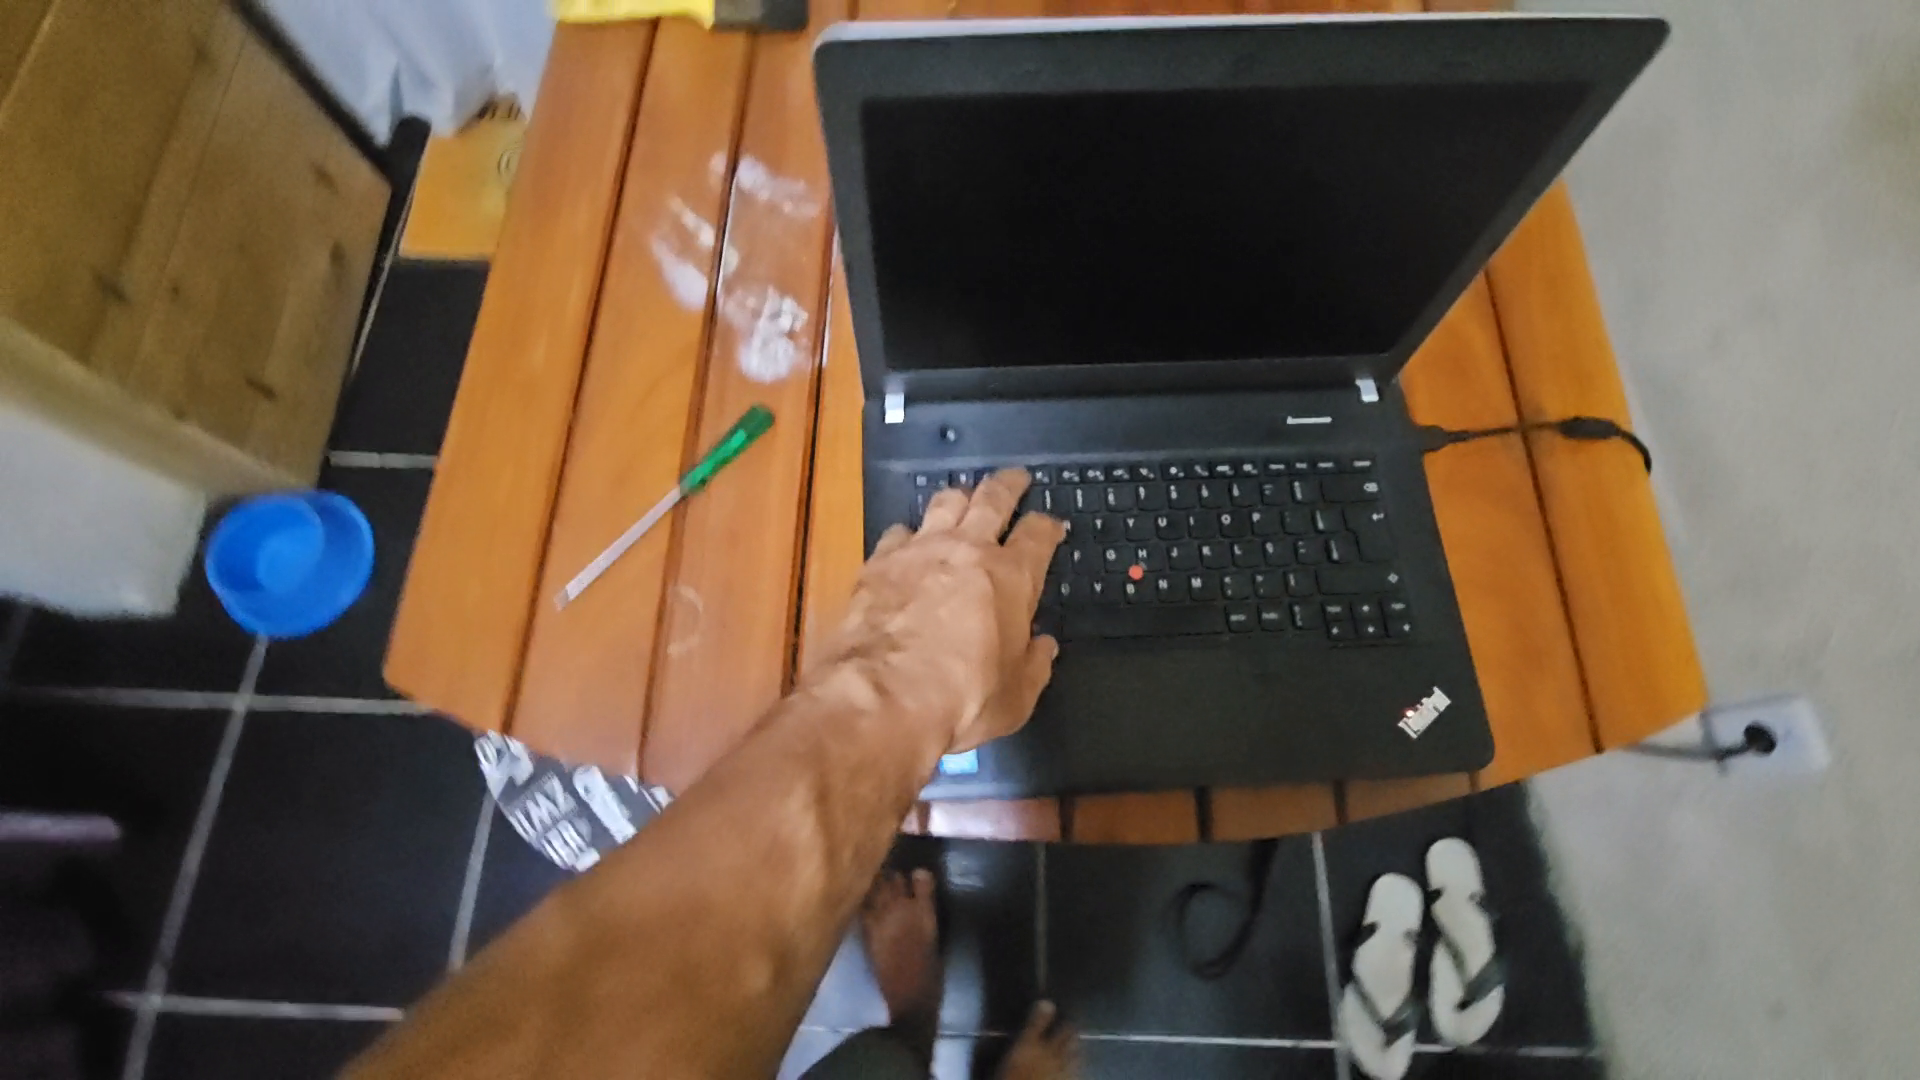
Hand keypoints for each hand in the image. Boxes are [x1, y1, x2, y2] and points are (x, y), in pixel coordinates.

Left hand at [823, 468, 1065, 753]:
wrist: (882, 695)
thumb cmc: (963, 698)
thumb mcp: (1016, 696)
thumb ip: (1033, 666)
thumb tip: (1043, 647)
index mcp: (1012, 577)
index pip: (1038, 535)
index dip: (1048, 526)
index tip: (1052, 525)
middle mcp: (968, 550)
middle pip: (993, 499)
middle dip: (1008, 485)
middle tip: (1016, 477)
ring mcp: (920, 550)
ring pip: (944, 503)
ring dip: (959, 497)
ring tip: (963, 497)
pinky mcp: (879, 561)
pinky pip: (899, 532)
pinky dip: (909, 534)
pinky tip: (907, 541)